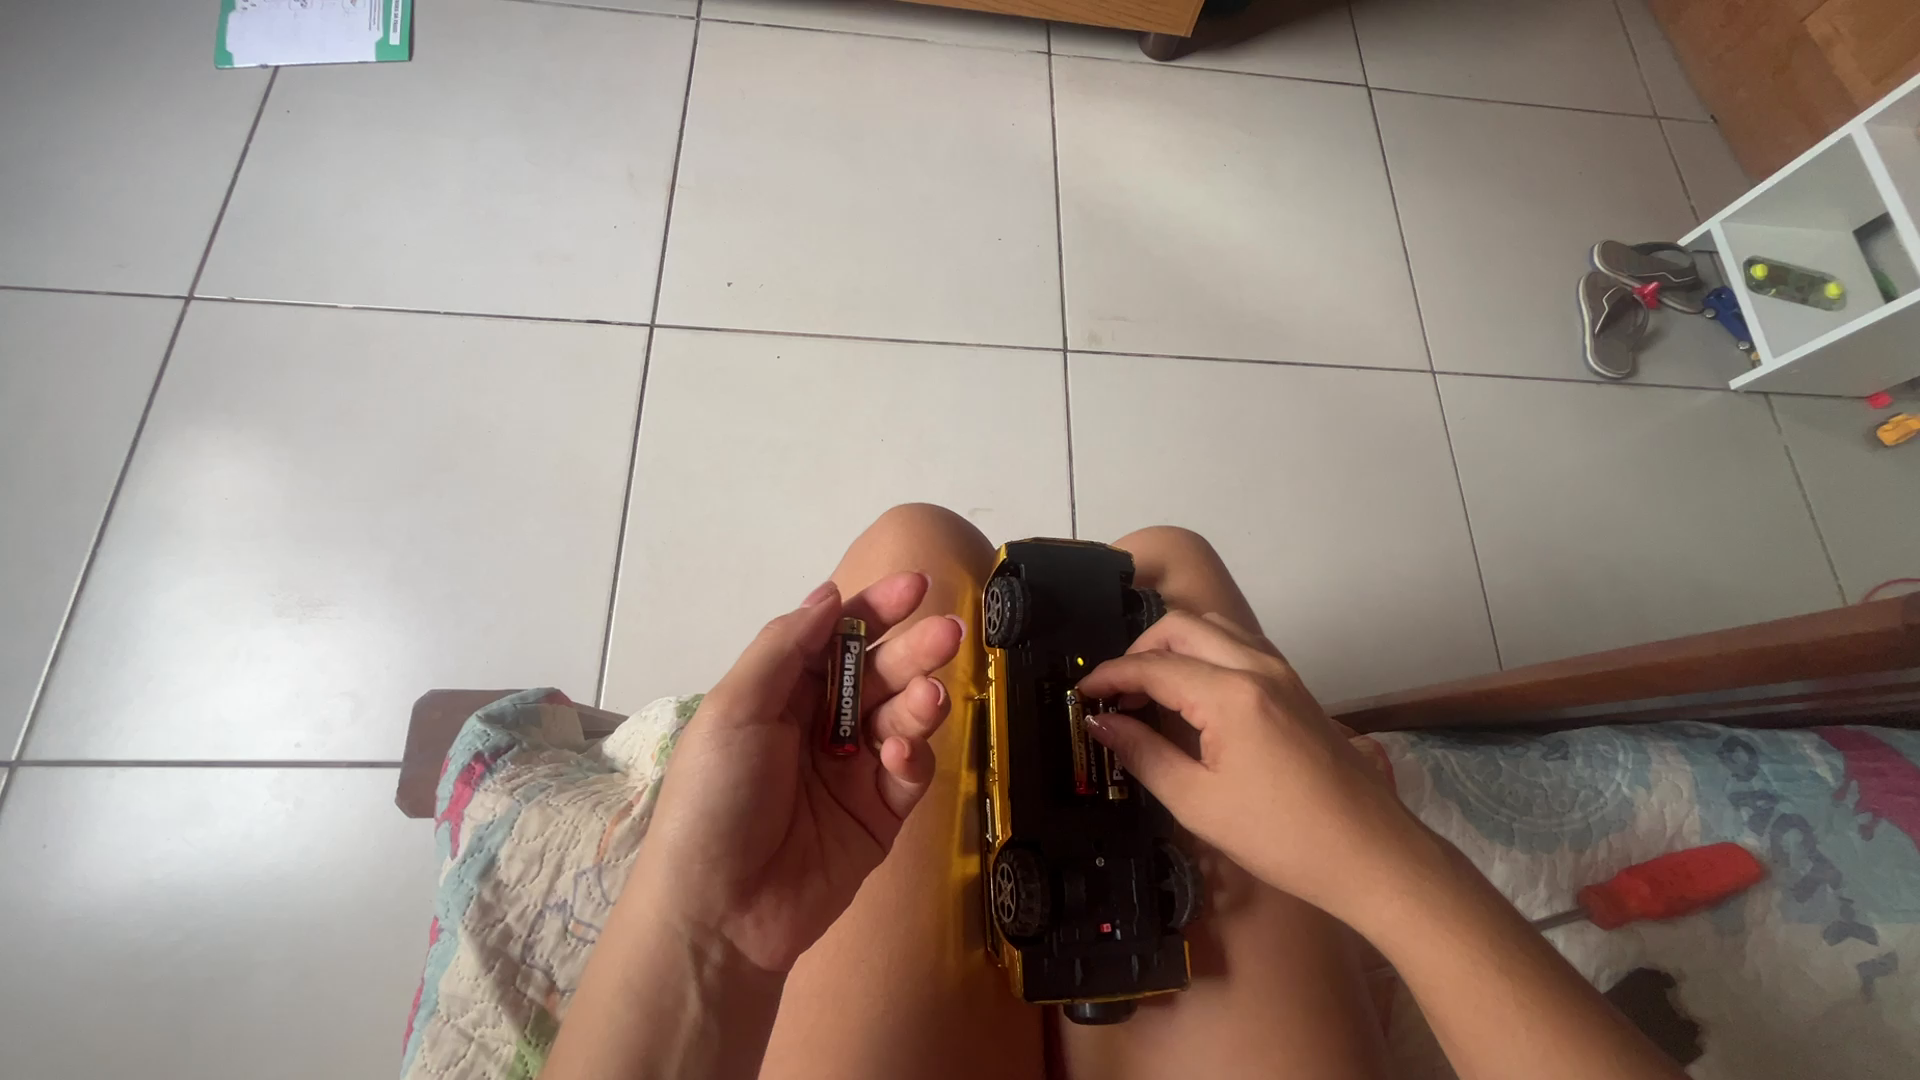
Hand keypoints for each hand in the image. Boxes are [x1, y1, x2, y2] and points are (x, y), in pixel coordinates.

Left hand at [633, 573, 963, 973]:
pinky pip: (909, 773)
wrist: (719, 914)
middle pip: (880, 672)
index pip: (840, 637)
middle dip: (914, 648)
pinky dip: (911, 759)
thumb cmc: (716, 797)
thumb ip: (785, 647)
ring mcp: (855, 768)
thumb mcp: (734, 710)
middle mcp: (824, 723)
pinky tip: (897, 758)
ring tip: (929, 694)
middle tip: (949, 633)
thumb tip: (830, 591)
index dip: (877, 608)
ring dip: (920, 700)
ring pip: (902, 717)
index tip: (918, 586)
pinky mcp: (881, 813)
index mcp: (785, 692)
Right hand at [1079, 611, 1423, 921]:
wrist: (1373, 857)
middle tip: (1117, 691)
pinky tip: (1195, 690)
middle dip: (1139, 649)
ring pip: (1215, 626)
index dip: (1110, 677)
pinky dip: (1206, 650)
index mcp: (1230, 695)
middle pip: (1182, 626)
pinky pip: (1241, 644)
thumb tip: (1100, 724)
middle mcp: (1257, 667)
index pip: (1153, 666)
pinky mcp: (1297, 686)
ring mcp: (1282, 672)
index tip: (1082, 695)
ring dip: (1174, 644)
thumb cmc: (1281, 838)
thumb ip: (1143, 753)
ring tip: (1151, 686)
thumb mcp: (1198, 804)